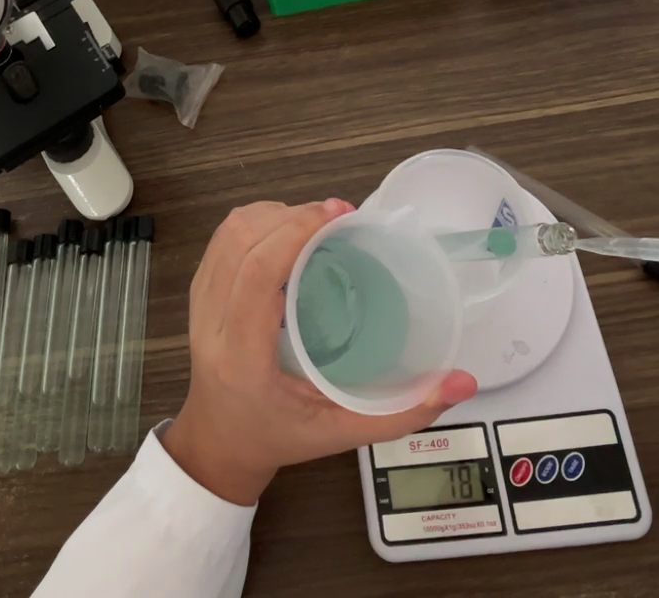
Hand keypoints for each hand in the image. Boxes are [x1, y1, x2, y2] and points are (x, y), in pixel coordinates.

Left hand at [160, 200, 476, 504]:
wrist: (219, 444)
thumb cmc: (278, 437)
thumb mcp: (342, 432)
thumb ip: (403, 412)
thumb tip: (461, 382)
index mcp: (243, 357)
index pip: (256, 273)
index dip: (295, 232)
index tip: (337, 215)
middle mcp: (212, 323)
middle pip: (241, 241)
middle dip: (291, 215)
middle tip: (337, 215)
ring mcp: (198, 304)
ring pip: (228, 234)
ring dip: (272, 214)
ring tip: (315, 220)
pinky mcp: (197, 293)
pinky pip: (221, 240)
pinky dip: (254, 222)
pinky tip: (286, 230)